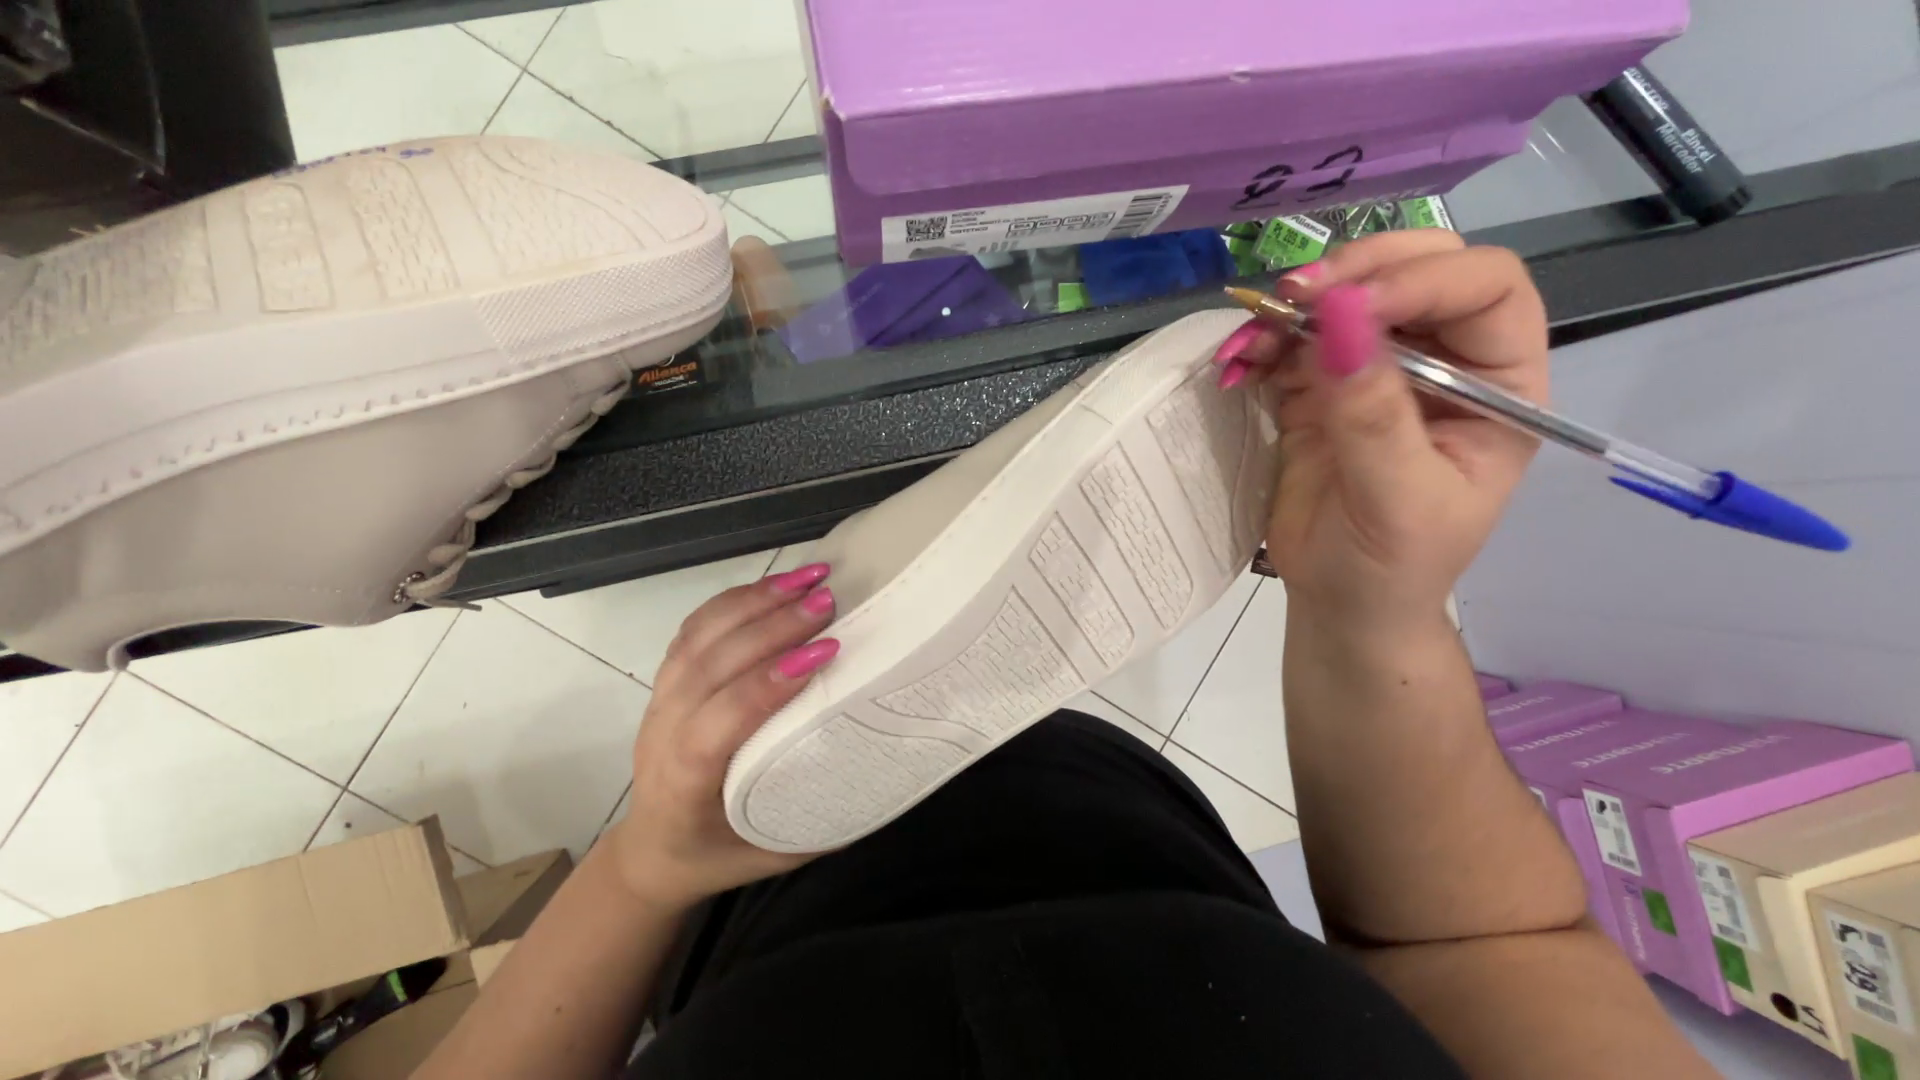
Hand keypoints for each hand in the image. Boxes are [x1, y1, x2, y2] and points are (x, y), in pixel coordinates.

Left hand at [605, 563, 840, 908]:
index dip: (768, 683)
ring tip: (807, 578)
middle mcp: (665, 731)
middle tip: (827, 601)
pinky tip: (773, 584)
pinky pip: (692, 630)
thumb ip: (821, 819)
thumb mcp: (773, 852)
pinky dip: (733, 600)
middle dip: (771, 626)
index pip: (721, 719)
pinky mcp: (666, 681)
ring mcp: (660, 700)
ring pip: (699, 638)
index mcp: (687, 781)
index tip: (823, 654)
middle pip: (711, 664)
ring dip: (754, 601)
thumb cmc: (717, 855)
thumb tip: (887, 774)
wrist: (652, 851)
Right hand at [1213, 231, 1547, 632]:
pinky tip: (1238, 363)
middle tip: (1295, 297)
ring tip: (1251, 336)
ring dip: (1295, 306)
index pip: (1483, 290)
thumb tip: (1341, 319)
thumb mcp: (1397, 499)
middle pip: (1418, 270)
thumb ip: (1374, 412)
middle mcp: (1444, 362)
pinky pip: (1294, 340)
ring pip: (1348, 297)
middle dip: (1355, 273)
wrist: (1340, 604)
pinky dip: (1262, 341)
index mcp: (1497, 384)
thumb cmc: (1392, 566)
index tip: (1344, 307)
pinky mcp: (1321, 388)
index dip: (1421, 280)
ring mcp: (1379, 370)